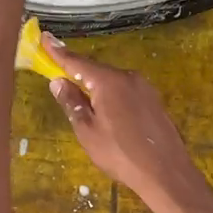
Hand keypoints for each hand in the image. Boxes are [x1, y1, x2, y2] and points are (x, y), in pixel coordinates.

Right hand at [46, 35, 200, 206]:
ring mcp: (144, 88)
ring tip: (83, 101)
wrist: (167, 174)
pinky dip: (111, 94)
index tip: (45, 38)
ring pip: (111, 81)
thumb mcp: (88, 131)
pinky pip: (125, 90)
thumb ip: (72, 103)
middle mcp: (127, 77)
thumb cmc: (121, 154)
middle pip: (95, 70)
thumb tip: (58, 82)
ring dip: (95, 86)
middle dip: (77, 72)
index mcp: (108, 81)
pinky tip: (108, 111)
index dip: (58, 51)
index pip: (77, 62)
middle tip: (60, 75)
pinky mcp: (153, 100)